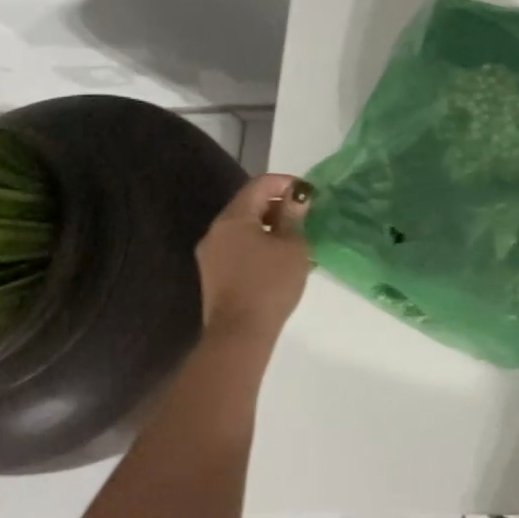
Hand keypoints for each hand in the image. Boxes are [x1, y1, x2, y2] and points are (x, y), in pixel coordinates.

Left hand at [194, 174, 312, 348]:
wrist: (239, 334)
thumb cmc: (270, 284)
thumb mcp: (292, 246)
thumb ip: (293, 217)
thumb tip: (296, 197)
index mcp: (233, 218)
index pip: (260, 184)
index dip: (286, 183)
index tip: (308, 195)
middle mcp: (216, 231)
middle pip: (248, 204)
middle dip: (277, 205)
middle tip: (304, 216)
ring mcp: (210, 254)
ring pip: (242, 227)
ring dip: (269, 226)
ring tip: (295, 239)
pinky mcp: (213, 274)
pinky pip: (237, 246)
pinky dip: (258, 243)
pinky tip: (278, 259)